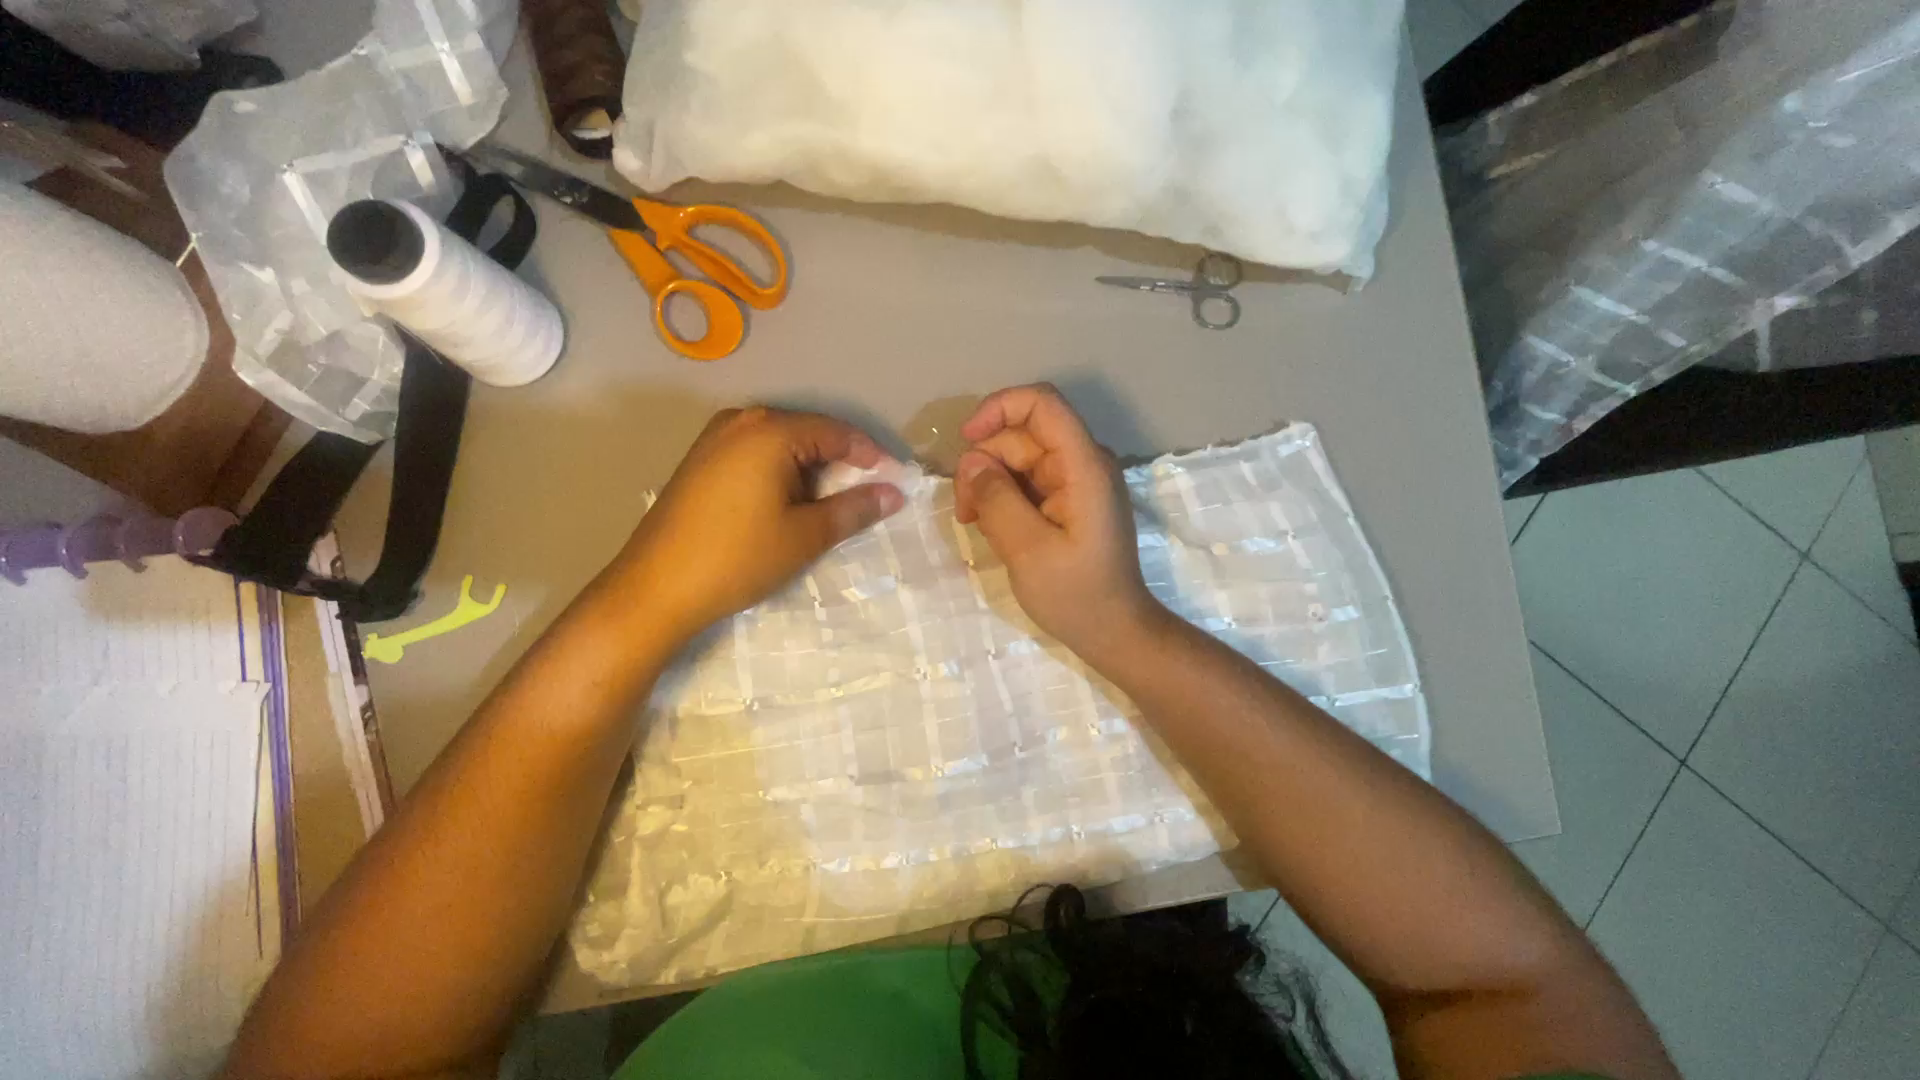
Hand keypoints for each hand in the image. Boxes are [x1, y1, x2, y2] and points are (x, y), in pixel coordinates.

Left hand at [605, 406, 903, 646]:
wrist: (655, 588)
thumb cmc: (738, 558)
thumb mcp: (805, 536)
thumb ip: (853, 509)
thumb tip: (894, 493)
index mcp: (769, 430)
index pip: (836, 432)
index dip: (870, 456)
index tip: (894, 482)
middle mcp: (741, 421)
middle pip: (807, 433)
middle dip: (839, 464)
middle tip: (863, 498)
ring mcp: (714, 439)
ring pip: (780, 445)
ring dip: (809, 471)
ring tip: (827, 508)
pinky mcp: (699, 461)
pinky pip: (754, 455)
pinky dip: (780, 474)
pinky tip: (787, 506)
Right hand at [954, 383, 1165, 662]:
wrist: (1114, 632)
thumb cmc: (1075, 594)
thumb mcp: (1027, 550)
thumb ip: (997, 499)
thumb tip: (972, 462)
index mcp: (1084, 466)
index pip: (1042, 404)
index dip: (999, 408)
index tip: (966, 441)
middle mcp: (1083, 463)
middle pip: (1022, 434)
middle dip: (984, 460)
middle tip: (965, 509)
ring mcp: (1076, 482)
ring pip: (1018, 458)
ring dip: (988, 482)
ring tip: (973, 522)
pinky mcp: (1068, 501)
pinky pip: (1026, 481)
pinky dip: (1002, 497)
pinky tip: (989, 526)